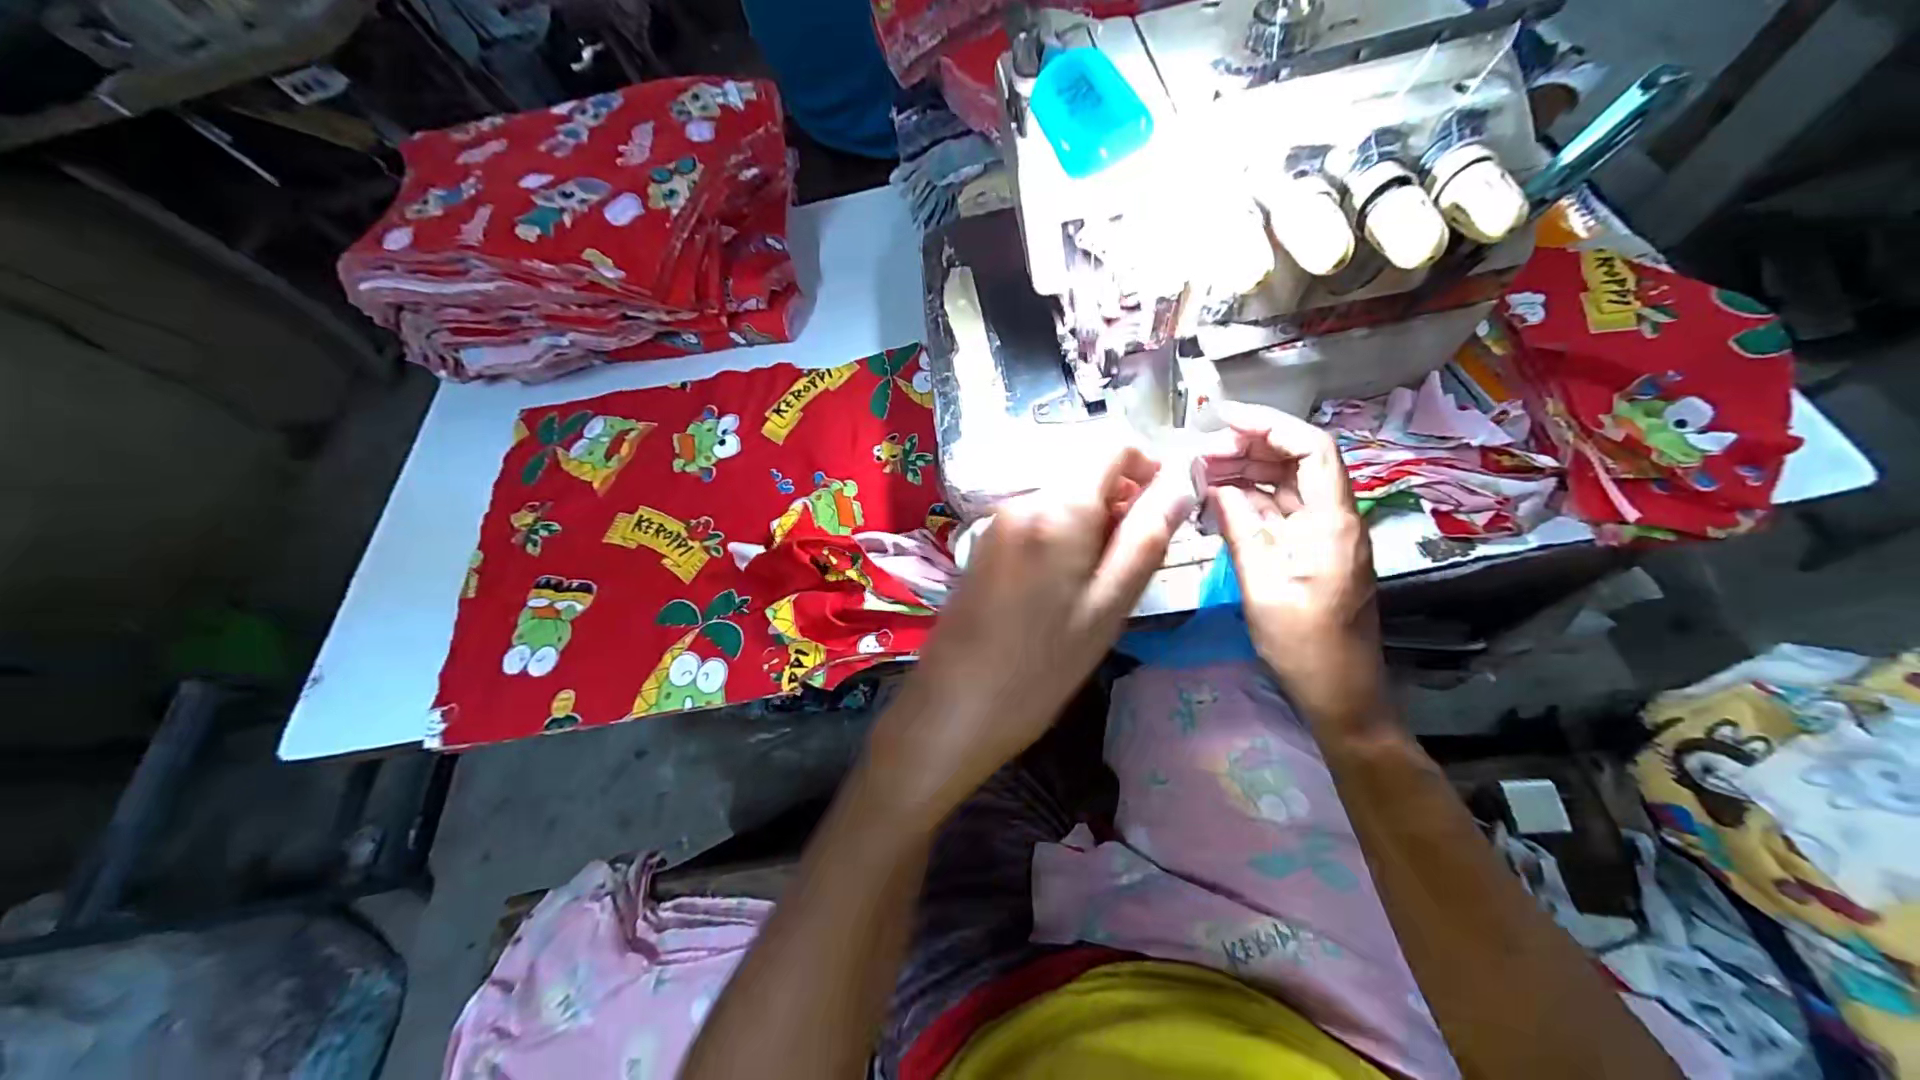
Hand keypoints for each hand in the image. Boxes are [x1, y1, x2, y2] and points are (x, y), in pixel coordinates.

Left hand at [863, 445, 1193, 823]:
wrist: (952, 708)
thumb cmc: (1041, 668)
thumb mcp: (1108, 607)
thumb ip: (1147, 538)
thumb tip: (1182, 481)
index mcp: (1057, 509)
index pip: (1113, 447)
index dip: (1149, 468)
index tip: (1165, 513)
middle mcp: (1022, 502)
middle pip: (1087, 476)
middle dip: (1122, 506)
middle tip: (1133, 568)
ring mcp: (997, 524)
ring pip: (1063, 503)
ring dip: (1093, 528)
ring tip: (1099, 590)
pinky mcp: (983, 547)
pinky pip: (1037, 525)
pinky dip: (1063, 542)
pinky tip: (1062, 593)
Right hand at [1201, 403, 1387, 730]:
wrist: (1339, 692)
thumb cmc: (1304, 645)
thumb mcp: (1262, 586)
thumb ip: (1240, 529)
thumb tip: (1214, 485)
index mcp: (1333, 522)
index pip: (1311, 448)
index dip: (1269, 424)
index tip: (1224, 419)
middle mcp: (1334, 519)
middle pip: (1296, 461)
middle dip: (1248, 448)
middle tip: (1199, 454)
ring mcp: (1324, 535)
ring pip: (1285, 485)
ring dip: (1246, 473)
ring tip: (1201, 473)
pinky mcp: (1311, 551)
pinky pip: (1280, 512)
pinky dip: (1249, 501)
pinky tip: (1217, 501)